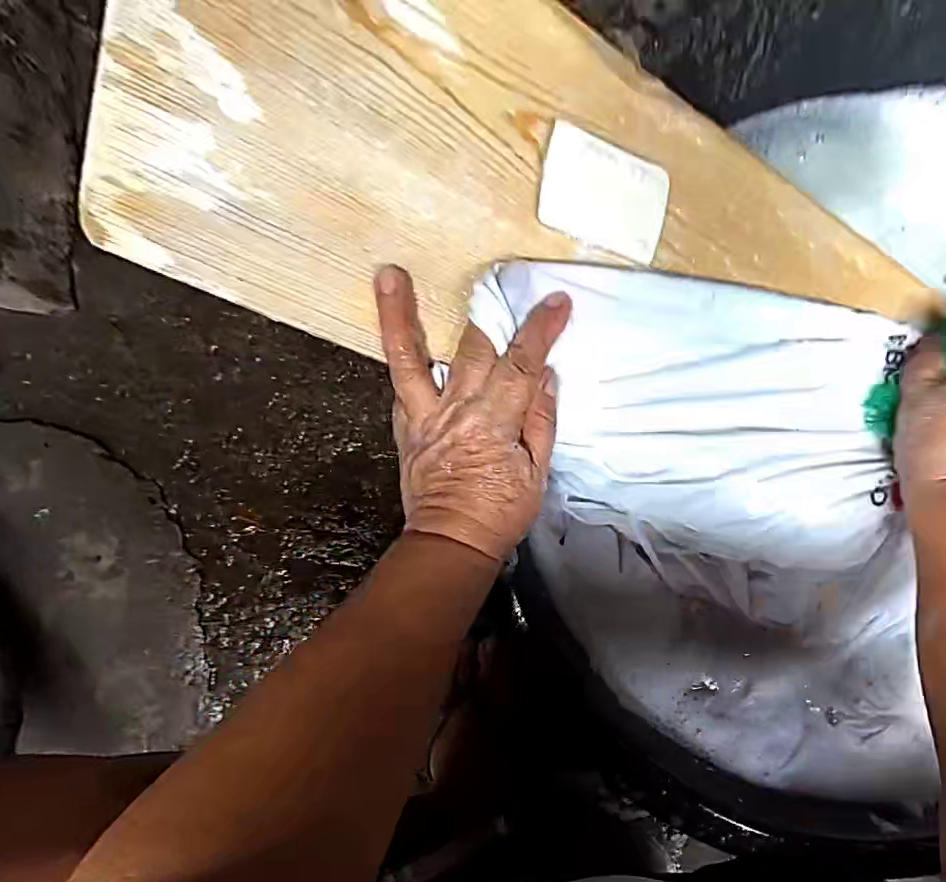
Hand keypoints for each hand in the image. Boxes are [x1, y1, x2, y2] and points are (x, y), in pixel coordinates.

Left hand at [374, 265, 568, 561]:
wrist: (450, 542)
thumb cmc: (498, 513)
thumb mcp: (535, 473)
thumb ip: (540, 420)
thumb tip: (545, 377)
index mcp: (493, 423)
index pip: (521, 364)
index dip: (540, 330)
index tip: (556, 302)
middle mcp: (455, 411)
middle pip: (473, 348)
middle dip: (490, 310)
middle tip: (497, 276)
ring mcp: (424, 417)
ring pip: (410, 356)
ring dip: (399, 314)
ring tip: (388, 275)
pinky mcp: (406, 427)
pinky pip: (401, 385)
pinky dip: (401, 357)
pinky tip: (397, 331)